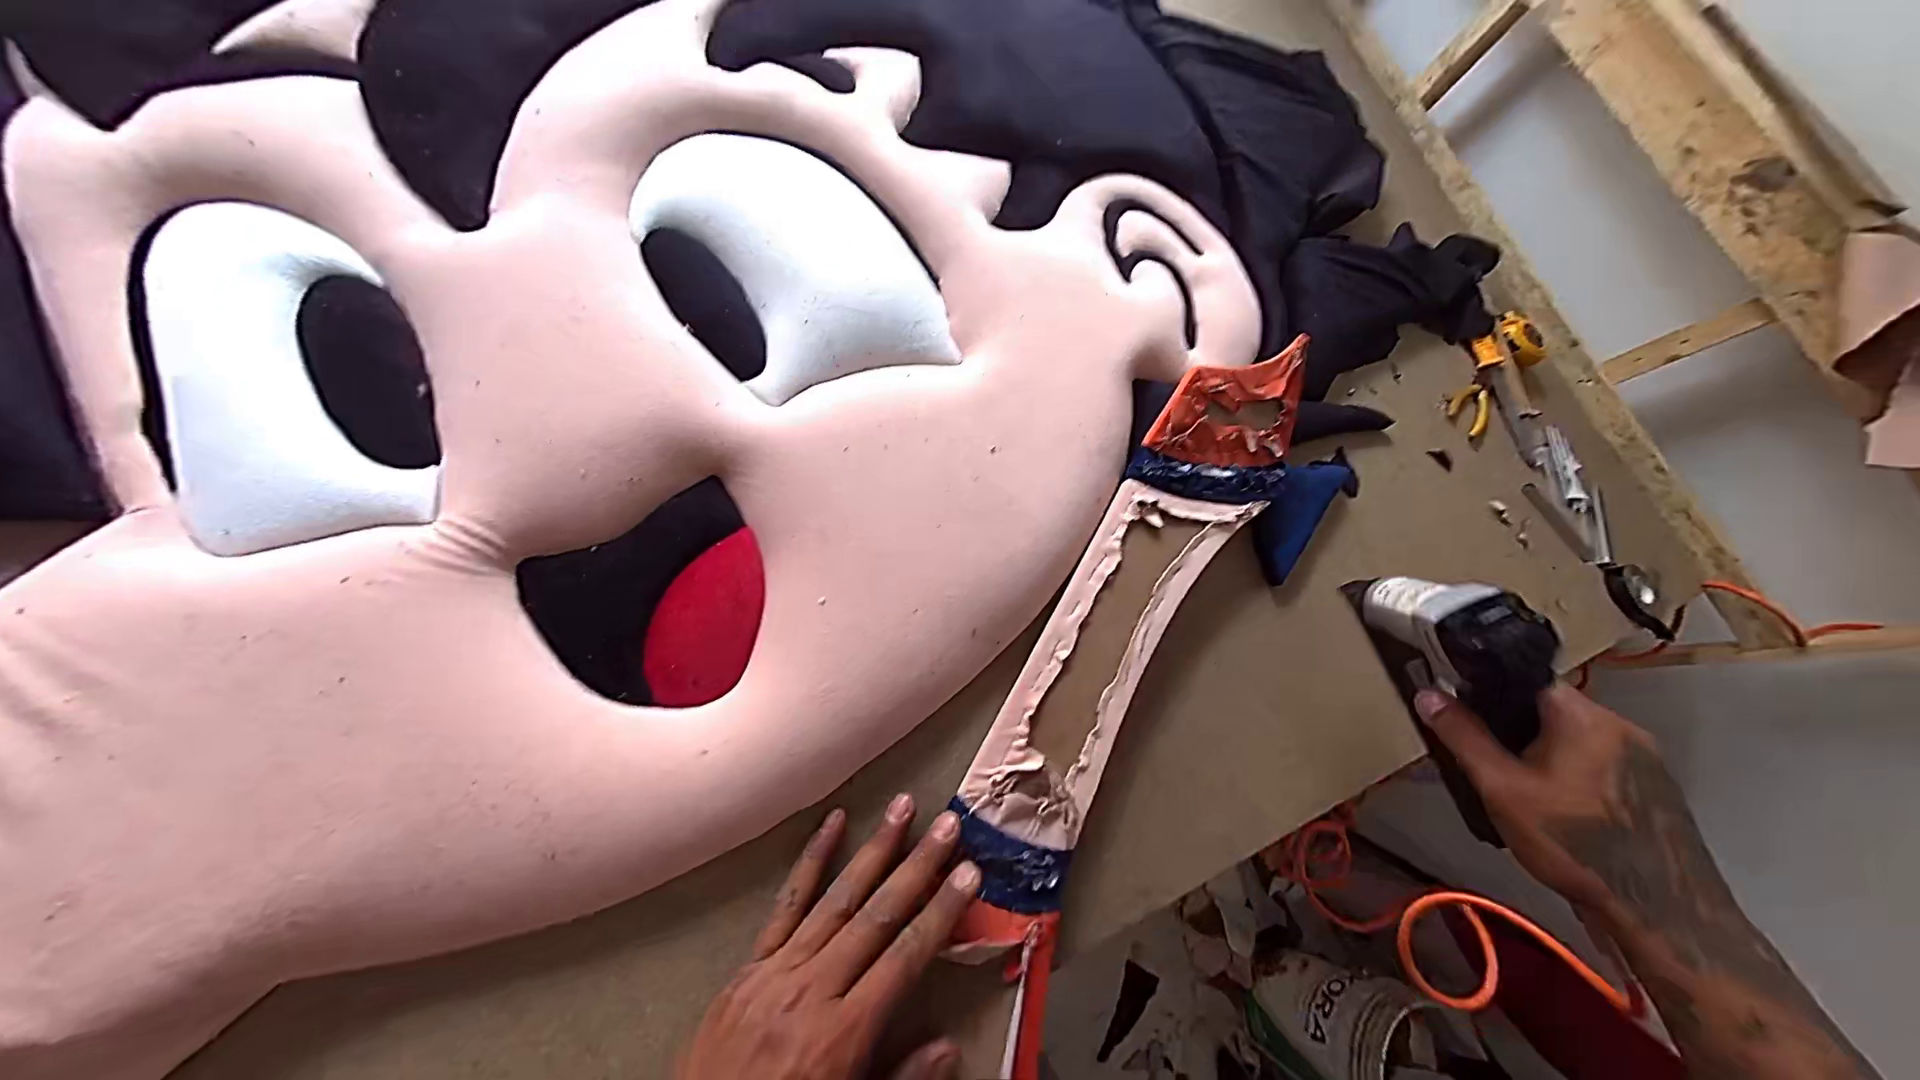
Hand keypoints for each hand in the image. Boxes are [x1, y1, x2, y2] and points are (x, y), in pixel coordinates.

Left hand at [675, 795, 981, 1079]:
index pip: (905, 956)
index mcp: (843, 1033)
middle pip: (877, 914)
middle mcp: (813, 990)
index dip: (941, 911)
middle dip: (918, 865)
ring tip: (902, 808)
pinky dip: (812, 859)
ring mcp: (778, 971)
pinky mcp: (750, 965)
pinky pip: (786, 903)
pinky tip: (833, 823)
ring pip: (838, 896)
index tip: (969, 873)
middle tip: (948, 825)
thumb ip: (901, 1078)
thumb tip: (949, 1046)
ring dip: (876, 848)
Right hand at [1412, 682, 1675, 919]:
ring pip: (1573, 736)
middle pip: (1548, 708)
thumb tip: (1427, 694)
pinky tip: (1553, 804)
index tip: (1458, 708)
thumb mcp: (1501, 787)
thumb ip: (1463, 736)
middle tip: (1481, 753)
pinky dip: (1568, 770)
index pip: (1525, 678)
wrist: (1664, 916)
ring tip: (1512, 782)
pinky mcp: (1656, 790)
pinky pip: (1597, 761)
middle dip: (1510, 724)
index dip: (1485, 687)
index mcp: (1586, 717)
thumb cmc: (1574, 842)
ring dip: (1539, 749)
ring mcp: (1646, 761)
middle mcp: (1623, 729)